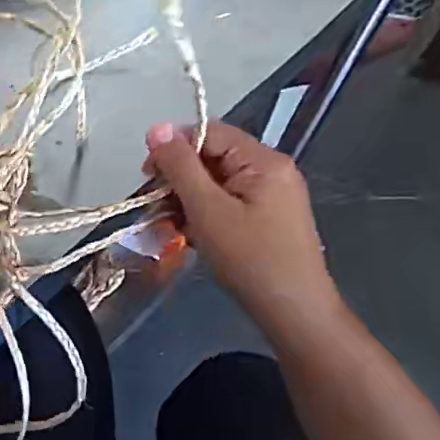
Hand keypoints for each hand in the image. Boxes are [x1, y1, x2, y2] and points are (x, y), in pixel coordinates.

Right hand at [143, 121, 341, 326]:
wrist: (292, 311)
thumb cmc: (250, 259)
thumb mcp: (207, 209)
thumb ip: (180, 166)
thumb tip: (156, 128)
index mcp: (263, 161)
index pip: (209, 132)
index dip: (173, 147)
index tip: (147, 175)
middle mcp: (271, 170)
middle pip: (211, 157)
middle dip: (178, 178)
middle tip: (155, 206)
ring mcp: (270, 194)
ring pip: (214, 182)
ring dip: (186, 199)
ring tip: (170, 226)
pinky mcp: (265, 216)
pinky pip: (225, 202)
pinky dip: (203, 213)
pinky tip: (190, 234)